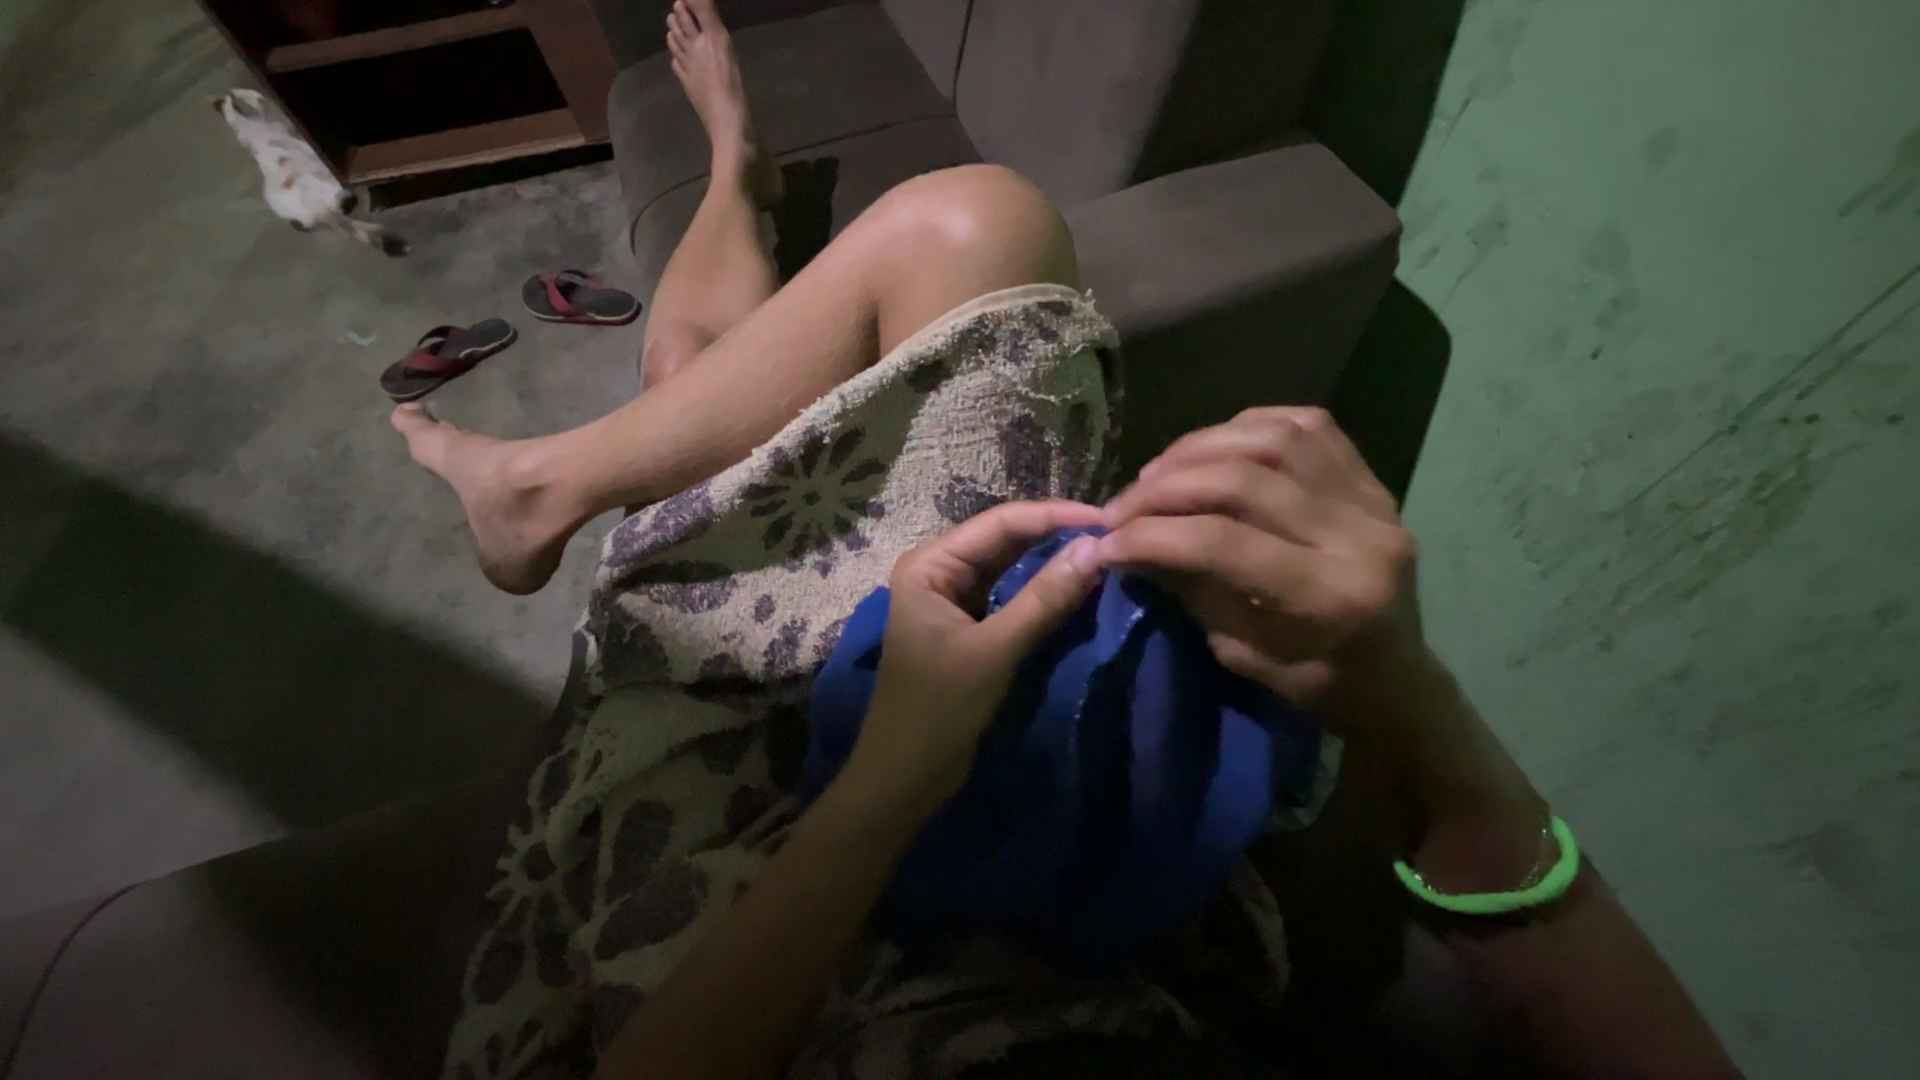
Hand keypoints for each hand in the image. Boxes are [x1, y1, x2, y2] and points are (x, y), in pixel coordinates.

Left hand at [844, 501, 1105, 814]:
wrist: (906, 776)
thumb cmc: (938, 709)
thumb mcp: (994, 651)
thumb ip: (1044, 599)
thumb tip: (1096, 549)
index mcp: (929, 564)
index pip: (999, 523)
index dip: (1053, 516)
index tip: (1107, 519)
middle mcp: (940, 571)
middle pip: (1006, 540)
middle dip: (1057, 537)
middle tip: (1115, 536)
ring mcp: (955, 599)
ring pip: (1013, 568)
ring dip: (1053, 564)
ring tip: (1107, 555)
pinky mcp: (971, 626)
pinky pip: (1012, 596)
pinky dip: (1043, 593)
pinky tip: (1080, 588)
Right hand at [1099, 407, 1418, 724]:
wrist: (1399, 680)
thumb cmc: (1317, 685)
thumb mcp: (1241, 654)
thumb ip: (1189, 588)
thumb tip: (1124, 542)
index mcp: (1329, 596)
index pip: (1222, 542)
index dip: (1151, 534)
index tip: (1104, 542)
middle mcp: (1359, 535)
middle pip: (1243, 480)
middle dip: (1164, 488)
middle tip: (1120, 507)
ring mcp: (1373, 500)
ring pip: (1273, 438)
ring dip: (1198, 448)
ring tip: (1156, 473)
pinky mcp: (1372, 480)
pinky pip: (1307, 426)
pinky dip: (1246, 427)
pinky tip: (1210, 447)